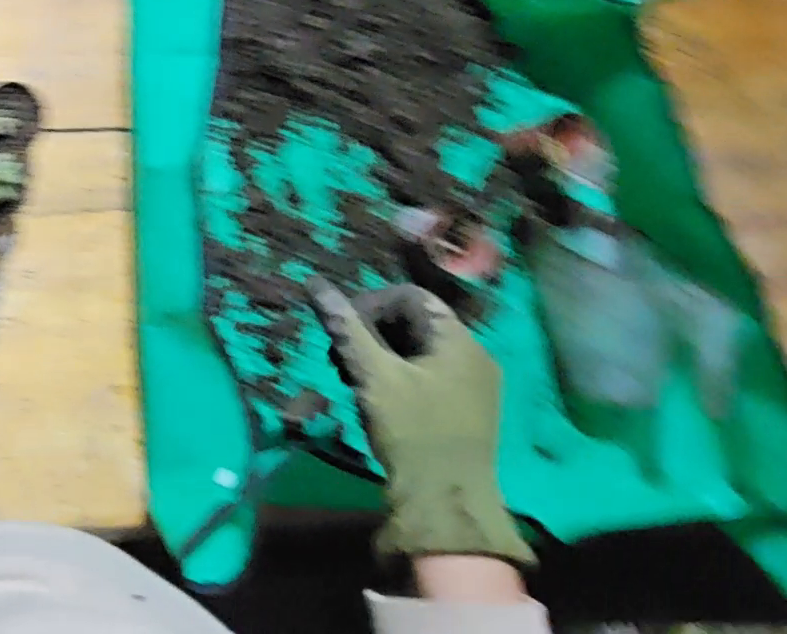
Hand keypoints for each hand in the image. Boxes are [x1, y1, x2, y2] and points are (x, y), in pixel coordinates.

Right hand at [307, 279, 533, 565]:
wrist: (446, 503)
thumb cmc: (411, 430)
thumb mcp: (372, 373)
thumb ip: (344, 326)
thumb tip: (314, 282)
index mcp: (459, 342)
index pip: (410, 297)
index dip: (370, 304)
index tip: (343, 331)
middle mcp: (472, 356)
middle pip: (412, 321)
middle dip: (368, 331)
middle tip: (340, 357)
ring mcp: (471, 384)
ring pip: (414, 348)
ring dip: (376, 354)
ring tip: (352, 378)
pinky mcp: (463, 407)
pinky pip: (424, 372)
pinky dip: (394, 374)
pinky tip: (373, 396)